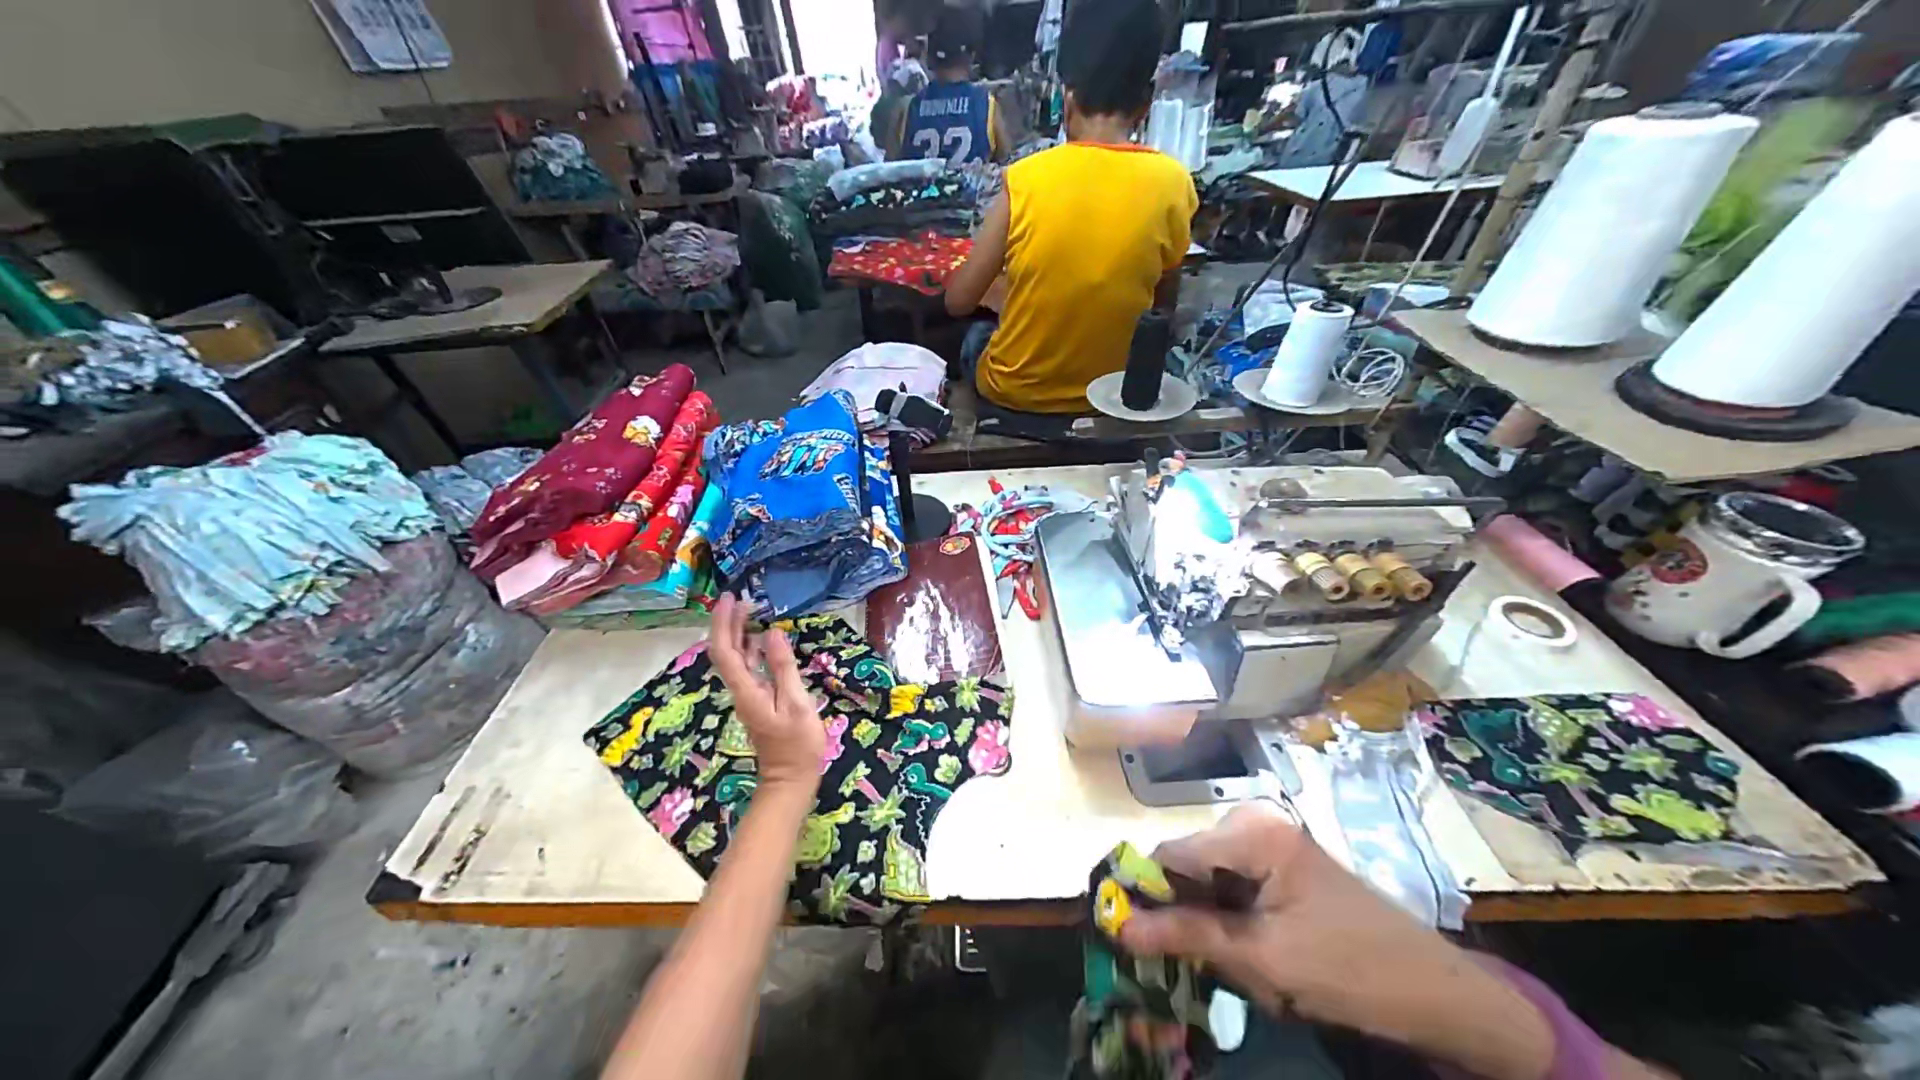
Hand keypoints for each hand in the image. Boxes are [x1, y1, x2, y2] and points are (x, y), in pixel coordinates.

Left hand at [705, 594, 826, 792]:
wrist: (791, 780)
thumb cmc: (798, 745)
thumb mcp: (796, 704)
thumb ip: (784, 668)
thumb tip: (773, 633)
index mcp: (746, 690)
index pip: (725, 650)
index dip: (723, 623)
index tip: (730, 599)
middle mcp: (741, 690)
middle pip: (725, 652)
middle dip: (728, 623)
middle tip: (741, 598)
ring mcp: (748, 696)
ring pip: (735, 659)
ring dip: (738, 633)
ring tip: (750, 611)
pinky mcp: (757, 700)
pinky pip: (747, 668)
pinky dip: (751, 649)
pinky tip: (761, 641)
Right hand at [1119, 803, 1554, 1079]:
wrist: (1433, 992)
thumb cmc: (1348, 969)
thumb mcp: (1262, 958)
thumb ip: (1187, 935)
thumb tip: (1118, 925)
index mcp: (1254, 831)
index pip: (1172, 853)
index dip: (1145, 892)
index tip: (1125, 931)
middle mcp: (1256, 820)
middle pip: (1187, 861)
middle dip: (1179, 908)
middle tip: (1180, 956)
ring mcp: (1269, 838)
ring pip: (1205, 874)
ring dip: (1202, 914)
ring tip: (1220, 955)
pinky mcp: (1278, 859)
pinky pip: (1229, 880)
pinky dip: (1224, 912)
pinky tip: (1242, 944)